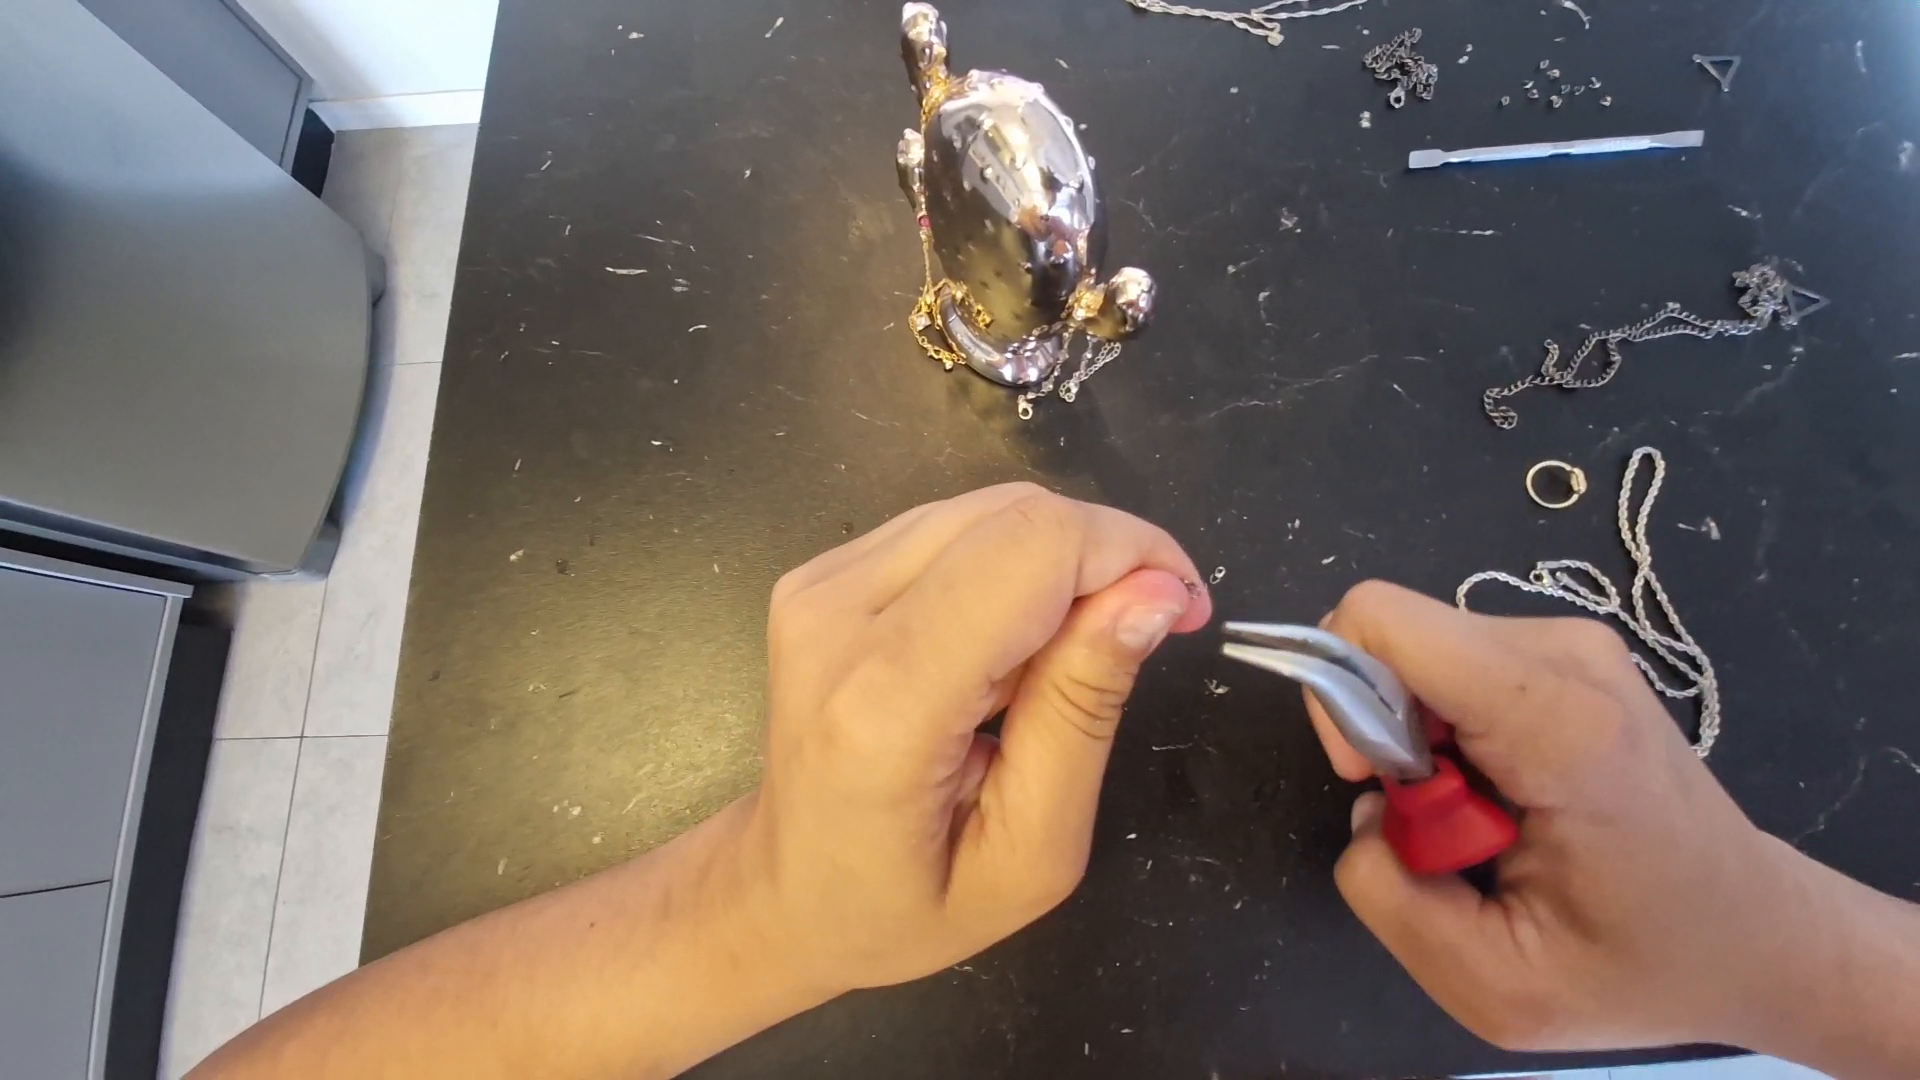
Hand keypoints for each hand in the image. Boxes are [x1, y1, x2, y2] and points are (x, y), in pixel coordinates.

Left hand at [738, 483, 1211, 991]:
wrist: (785, 888)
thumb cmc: (907, 902)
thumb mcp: (1030, 849)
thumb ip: (1085, 709)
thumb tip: (1151, 592)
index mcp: (885, 700)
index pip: (1031, 550)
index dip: (1129, 552)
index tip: (1179, 607)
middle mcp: (837, 614)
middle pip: (1013, 515)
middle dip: (1103, 555)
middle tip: (1135, 632)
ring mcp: (818, 583)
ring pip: (984, 509)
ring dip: (1053, 562)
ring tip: (1056, 653)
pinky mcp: (818, 573)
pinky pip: (946, 527)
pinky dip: (1002, 565)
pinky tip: (1000, 636)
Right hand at [1303, 582, 1808, 1052]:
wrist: (1764, 933)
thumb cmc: (1643, 963)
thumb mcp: (1497, 990)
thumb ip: (1387, 899)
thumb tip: (1363, 813)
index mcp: (1554, 721)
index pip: (1382, 619)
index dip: (1337, 690)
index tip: (1371, 775)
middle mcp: (1560, 653)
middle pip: (1385, 633)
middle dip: (1373, 720)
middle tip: (1421, 802)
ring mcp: (1565, 642)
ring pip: (1408, 645)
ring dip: (1403, 725)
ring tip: (1461, 799)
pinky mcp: (1558, 647)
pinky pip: (1439, 653)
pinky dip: (1431, 715)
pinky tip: (1481, 775)